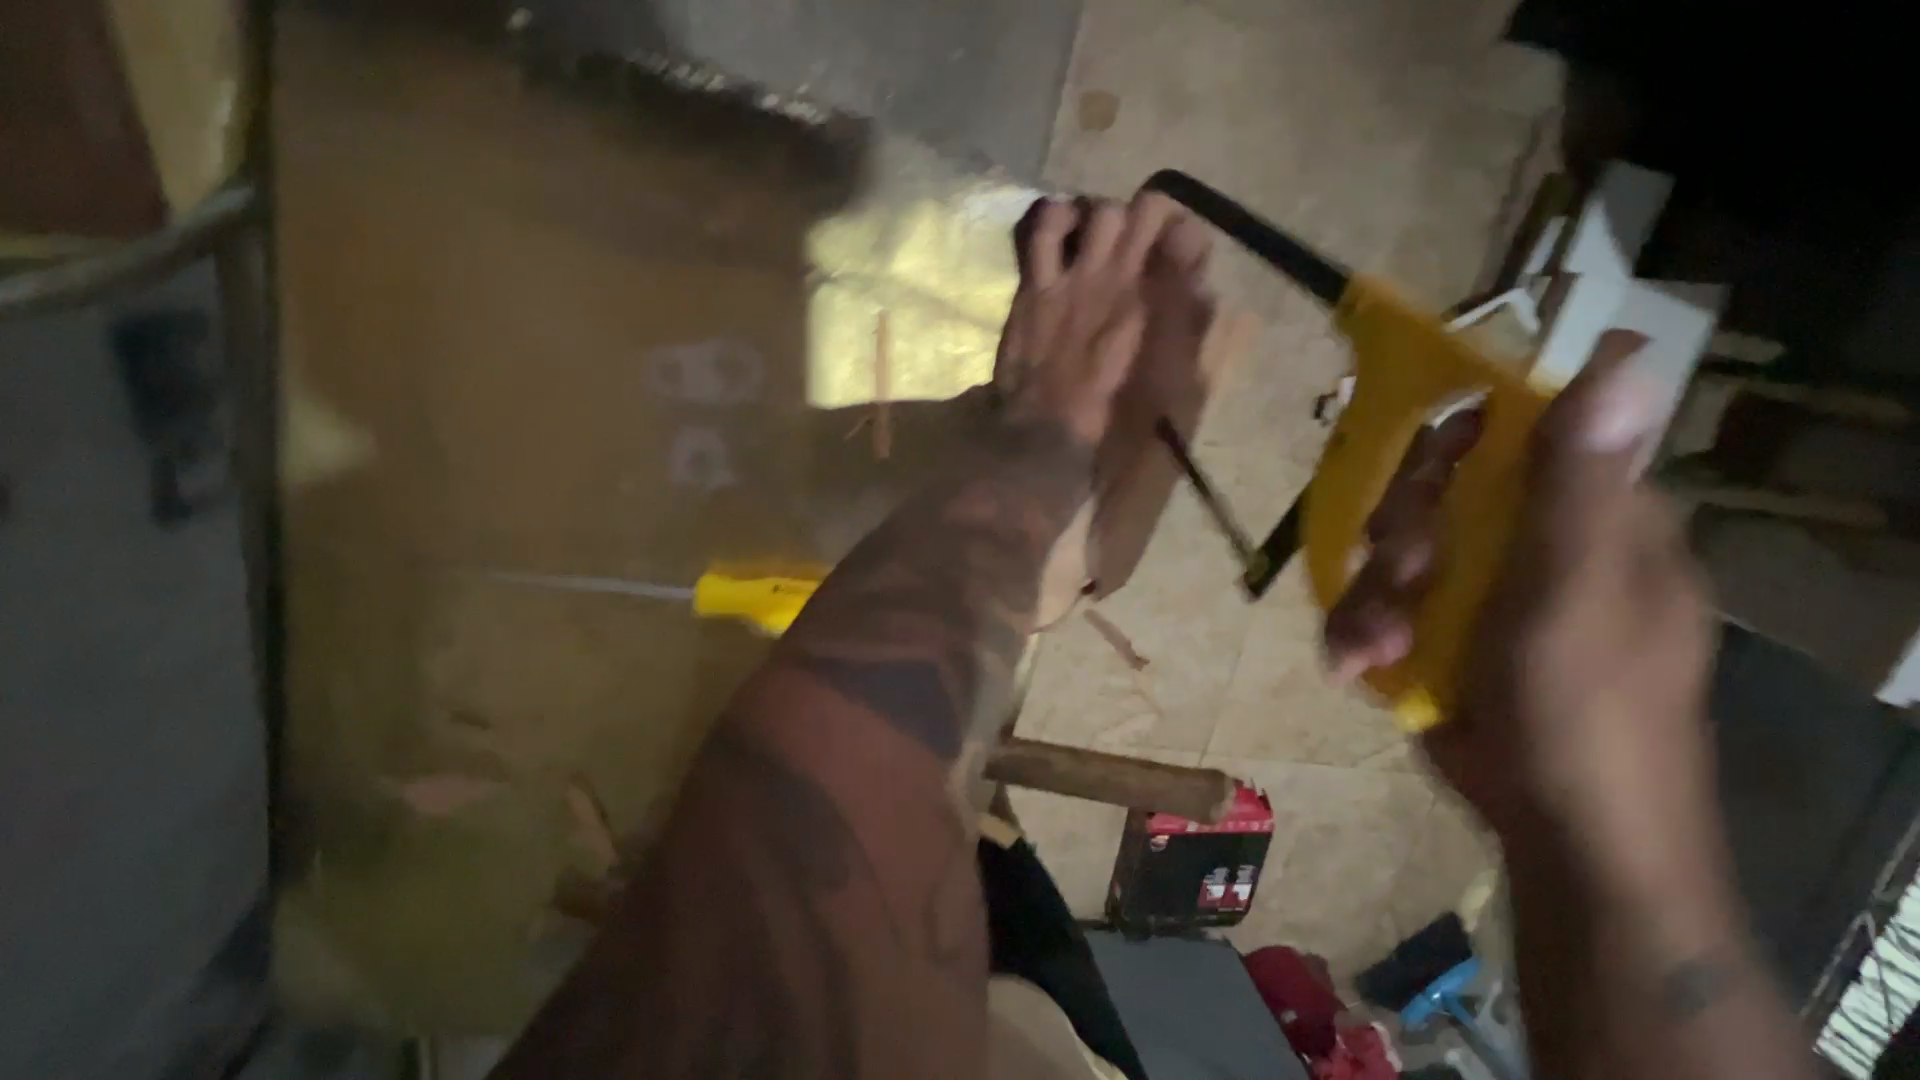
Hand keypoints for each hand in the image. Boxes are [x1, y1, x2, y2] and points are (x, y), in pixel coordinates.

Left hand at [996, 193, 1204, 446]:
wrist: (1044, 431)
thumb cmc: (1107, 417)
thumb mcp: (1162, 380)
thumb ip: (1183, 329)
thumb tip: (1202, 293)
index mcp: (1158, 305)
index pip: (1189, 238)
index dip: (1186, 238)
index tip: (1180, 249)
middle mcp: (1124, 280)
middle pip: (1150, 208)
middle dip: (1147, 217)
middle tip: (1135, 238)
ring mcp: (1077, 278)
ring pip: (1102, 211)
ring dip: (1103, 217)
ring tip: (1098, 237)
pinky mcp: (1037, 284)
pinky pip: (1044, 228)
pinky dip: (1055, 219)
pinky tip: (1060, 232)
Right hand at [1325, 331, 1722, 881]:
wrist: (1560, 833)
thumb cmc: (1582, 709)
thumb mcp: (1574, 590)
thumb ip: (1576, 485)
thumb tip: (1621, 356)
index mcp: (1595, 520)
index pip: (1528, 435)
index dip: (1471, 436)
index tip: (1429, 462)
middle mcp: (1539, 545)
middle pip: (1443, 493)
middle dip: (1402, 531)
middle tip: (1397, 568)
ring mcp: (1484, 594)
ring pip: (1397, 552)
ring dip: (1371, 594)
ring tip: (1368, 644)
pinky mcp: (1441, 635)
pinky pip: (1382, 604)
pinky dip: (1360, 631)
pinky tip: (1355, 663)